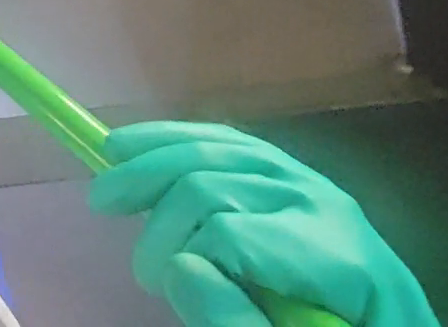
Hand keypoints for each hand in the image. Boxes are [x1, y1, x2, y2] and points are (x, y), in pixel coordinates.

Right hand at [88, 122, 437, 326]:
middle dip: (155, 206)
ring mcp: (305, 182)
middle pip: (214, 179)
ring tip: (107, 188)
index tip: (154, 286)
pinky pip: (221, 140)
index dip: (182, 251)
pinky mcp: (287, 175)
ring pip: (211, 147)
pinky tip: (133, 146)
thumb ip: (242, 326)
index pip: (232, 230)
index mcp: (340, 257)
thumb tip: (178, 267)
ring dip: (149, 161)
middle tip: (127, 255)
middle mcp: (324, 204)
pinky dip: (170, 139)